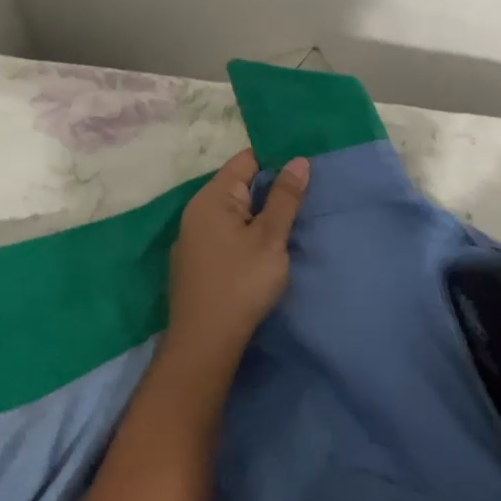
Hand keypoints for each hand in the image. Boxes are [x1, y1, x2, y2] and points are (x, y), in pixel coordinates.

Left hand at [166, 149, 308, 365]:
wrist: (205, 342)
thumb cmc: (241, 283)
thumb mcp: (270, 238)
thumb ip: (285, 198)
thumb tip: (298, 160)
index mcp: (212, 198)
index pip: (245, 160)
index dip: (275, 158)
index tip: (305, 164)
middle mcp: (196, 212)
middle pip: (238, 185)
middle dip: (271, 187)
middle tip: (307, 192)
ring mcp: (194, 239)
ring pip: (233, 212)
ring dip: (260, 213)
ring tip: (292, 218)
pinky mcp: (197, 263)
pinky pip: (226, 234)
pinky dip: (247, 233)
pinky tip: (265, 248)